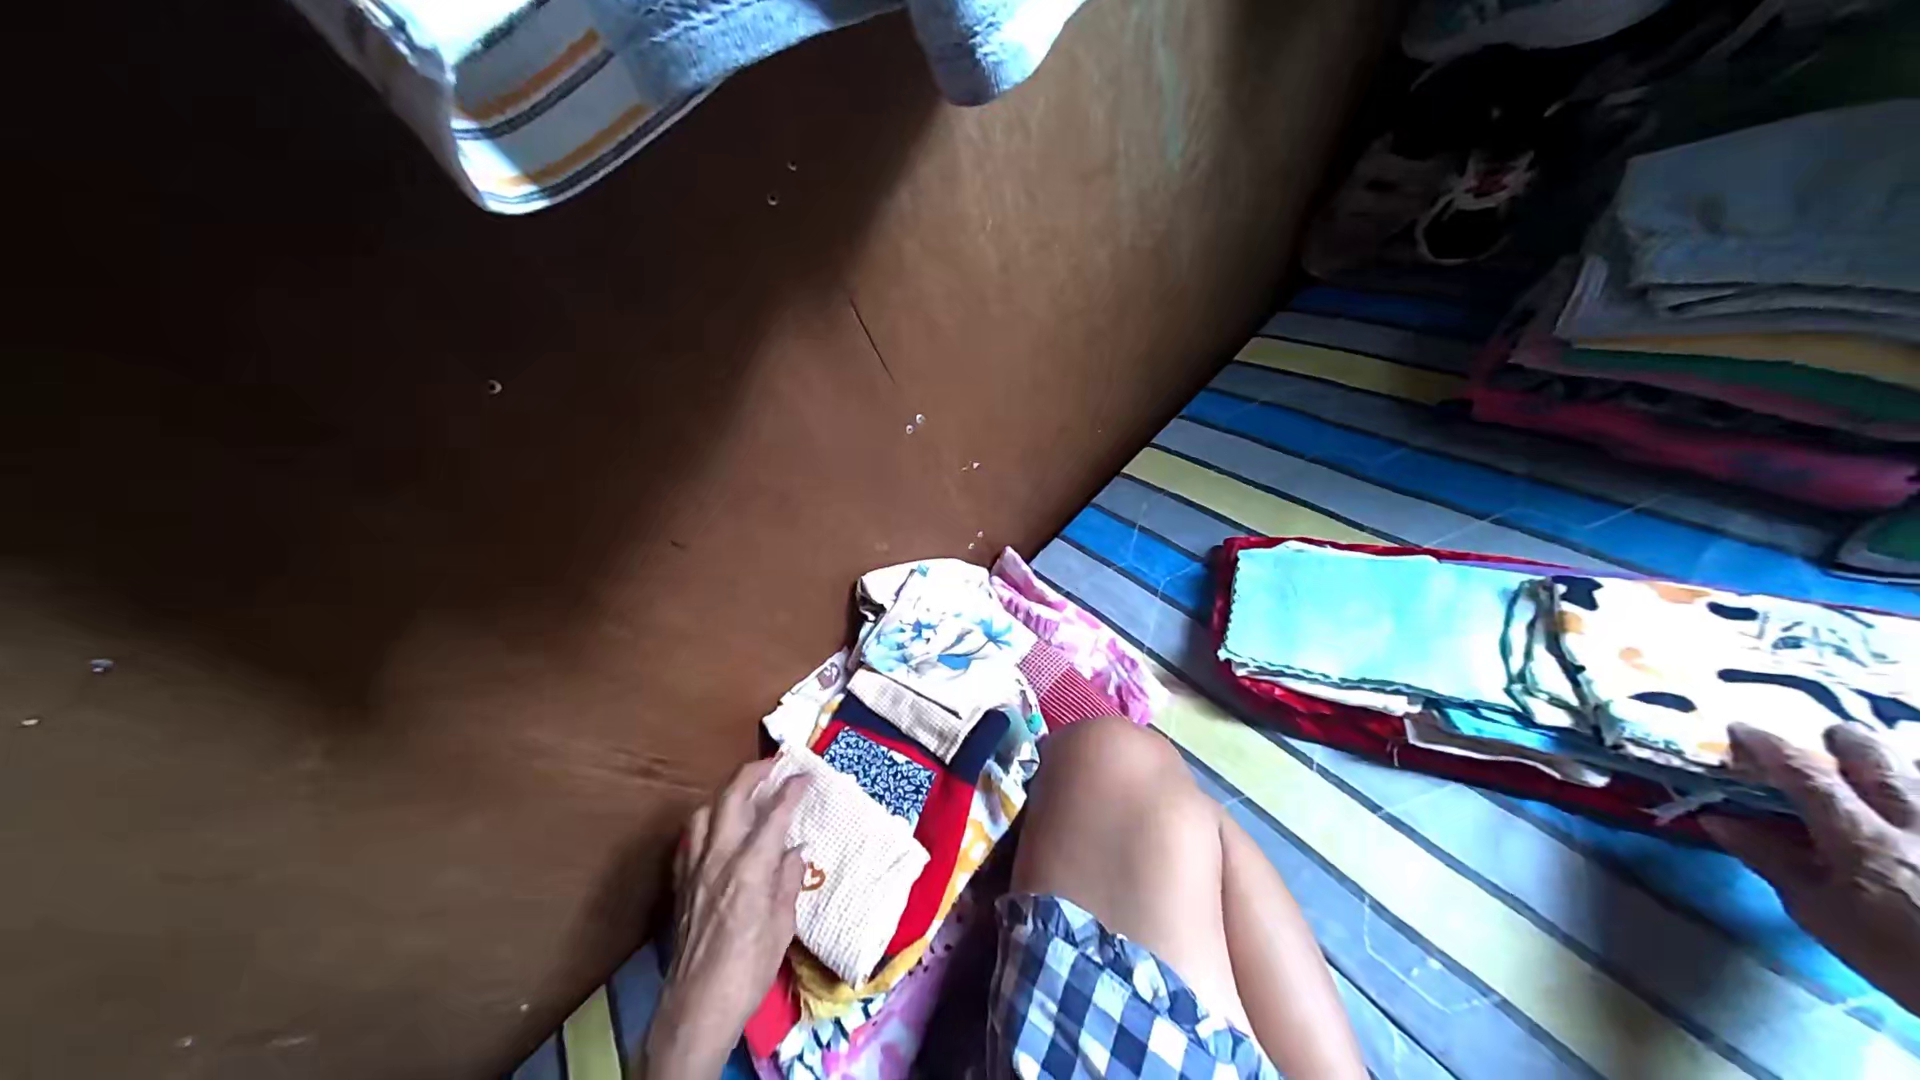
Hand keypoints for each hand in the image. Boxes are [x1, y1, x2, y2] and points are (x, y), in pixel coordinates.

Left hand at [644, 759, 808, 1079]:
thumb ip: (788, 881)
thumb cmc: (748, 970)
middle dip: (753, 773)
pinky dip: (706, 821)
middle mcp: (718, 858)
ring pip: (704, 812)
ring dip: (726, 793)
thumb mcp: (782, 927)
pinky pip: (690, 838)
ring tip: (745, 791)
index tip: (805, 775)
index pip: (774, 815)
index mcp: (749, 868)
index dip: (791, 790)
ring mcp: (694, 869)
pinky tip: (716, 827)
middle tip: (773, 764)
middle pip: (732, 798)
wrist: (697, 1008)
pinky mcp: (680, 884)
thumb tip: (794, 851)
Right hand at [1701, 722, 1919, 1012]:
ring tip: (1881, 769)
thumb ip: (1772, 861)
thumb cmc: (1905, 961)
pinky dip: (1917, 790)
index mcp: (1863, 838)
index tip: (1739, 729)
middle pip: (1880, 760)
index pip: (1806, 773)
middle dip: (1847, 741)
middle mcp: (1917, 823)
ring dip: (1896, 766)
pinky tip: (1910, 803)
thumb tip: (1719, 819)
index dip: (1767, 745)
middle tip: (1828, 740)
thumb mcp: (1823, 915)